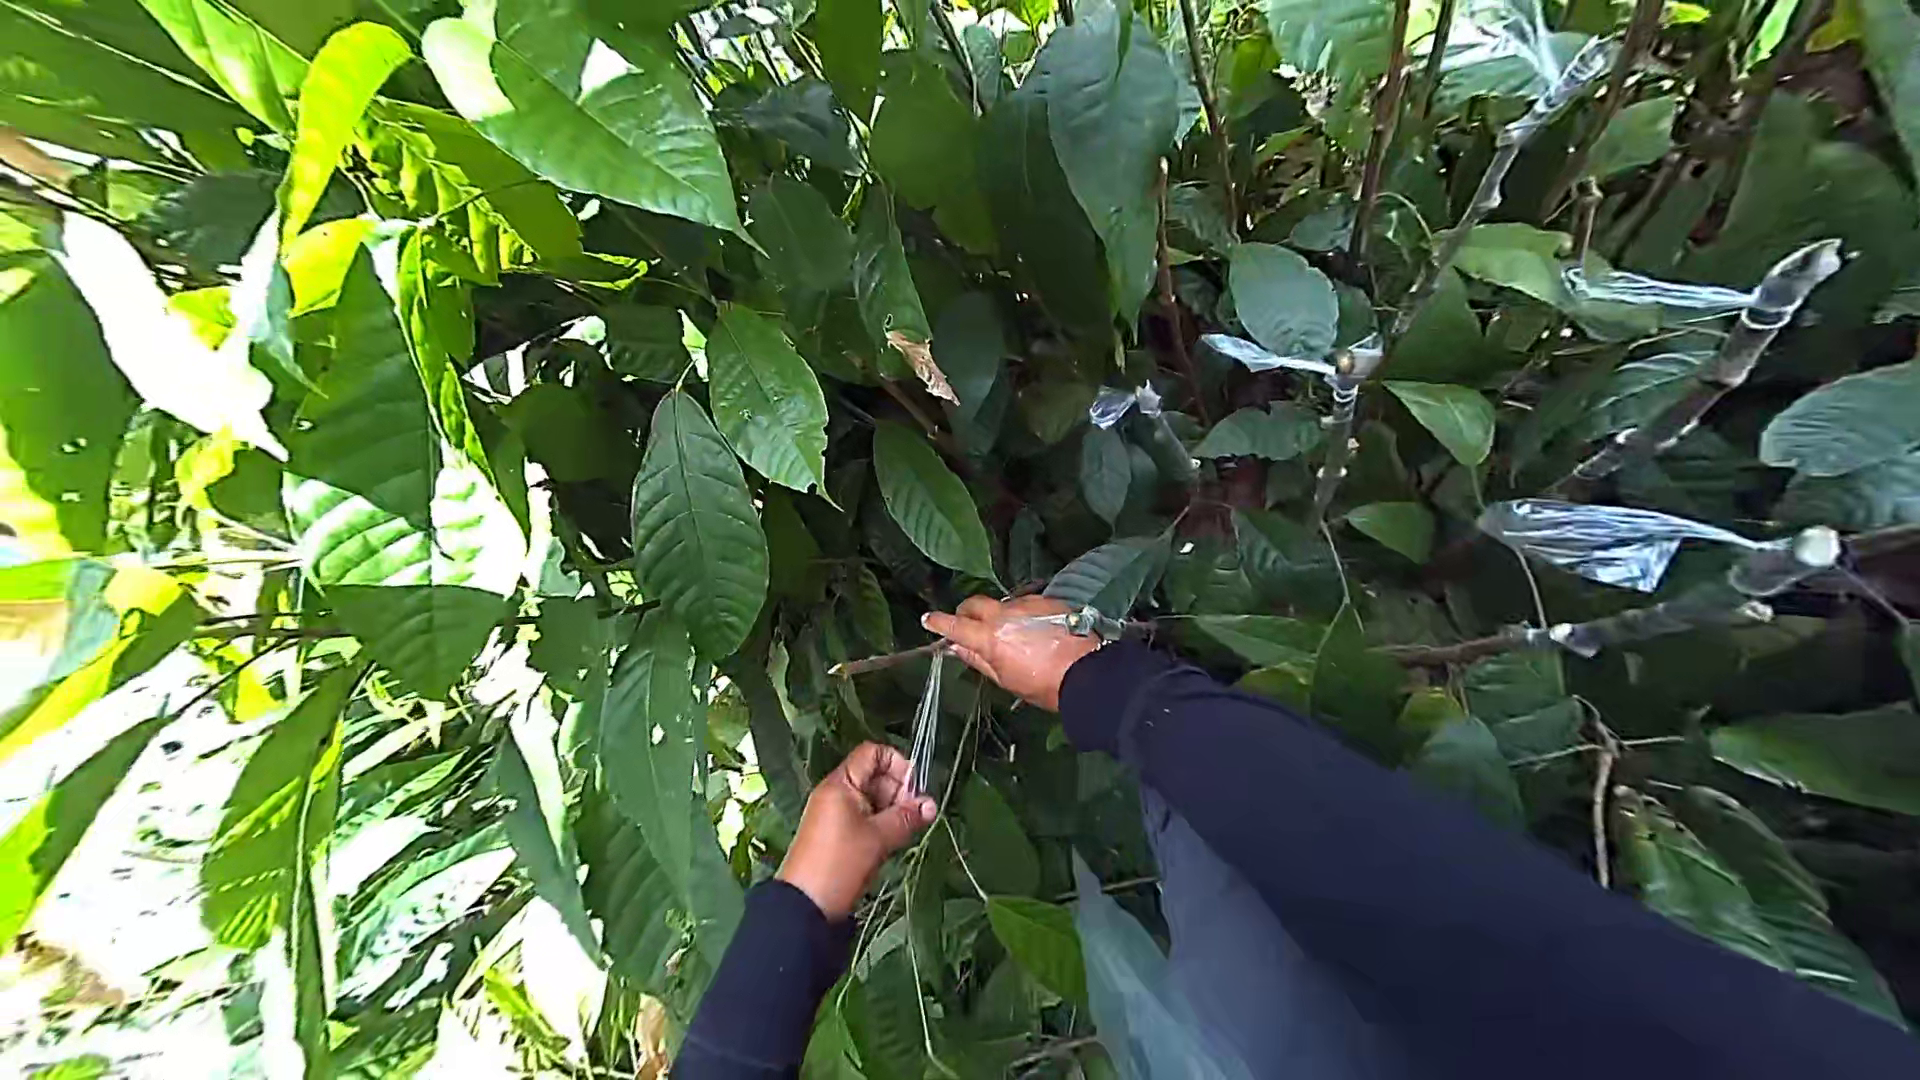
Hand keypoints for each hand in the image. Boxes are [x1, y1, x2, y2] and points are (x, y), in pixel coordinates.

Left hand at [776, 743, 936, 919]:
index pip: (873, 753)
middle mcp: (836, 791)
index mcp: (840, 783)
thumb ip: (907, 817)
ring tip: (906, 829)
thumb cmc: (840, 863)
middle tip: (914, 814)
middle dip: (899, 790)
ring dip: (892, 808)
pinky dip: (880, 822)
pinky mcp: (835, 833)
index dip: (897, 764)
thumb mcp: (878, 838)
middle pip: (874, 774)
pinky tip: (892, 839)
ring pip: (871, 797)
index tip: (913, 789)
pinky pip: (863, 815)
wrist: (803, 909)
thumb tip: (932, 805)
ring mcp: (834, 812)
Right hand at [922, 596, 1101, 711]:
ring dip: (997, 615)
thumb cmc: (1045, 685)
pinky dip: (1021, 614)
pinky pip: (1025, 604)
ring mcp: (1027, 604)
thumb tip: (958, 648)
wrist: (1090, 673)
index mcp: (990, 638)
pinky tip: (1032, 629)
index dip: (939, 622)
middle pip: (974, 604)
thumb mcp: (1007, 679)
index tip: (929, 619)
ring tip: (1008, 633)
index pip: (955, 626)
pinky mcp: (1046, 601)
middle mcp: (1005, 615)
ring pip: (1001, 604)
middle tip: (967, 625)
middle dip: (965, 612)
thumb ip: (979, 660)